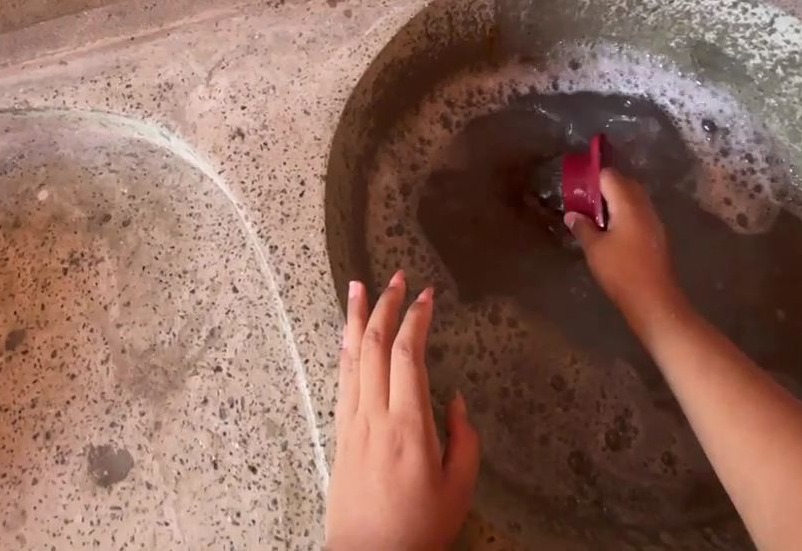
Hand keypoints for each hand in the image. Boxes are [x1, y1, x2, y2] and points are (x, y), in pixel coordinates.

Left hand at [325, 271, 479, 550]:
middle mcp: (374, 413)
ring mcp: (351, 420)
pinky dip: (344, 347)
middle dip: (386, 305)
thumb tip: (455, 400)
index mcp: (408, 425)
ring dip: (355, 316)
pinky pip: (342, 378)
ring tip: (358, 285)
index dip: (416, 318)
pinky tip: (347, 334)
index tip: (427, 294)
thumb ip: (463, 441)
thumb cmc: (419, 530)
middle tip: (396, 276)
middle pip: (374, 344)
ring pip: (350, 355)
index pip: (408, 354)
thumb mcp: (458, 491)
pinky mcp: (339, 432)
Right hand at [566, 169, 684, 333]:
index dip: (593, 178)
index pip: (610, 176)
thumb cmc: (621, 272)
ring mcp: (655, 223)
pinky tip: (613, 232)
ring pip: (635, 199)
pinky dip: (626, 214)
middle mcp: (645, 209)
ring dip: (616, 201)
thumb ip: (582, 227)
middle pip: (625, 184)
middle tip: (586, 201)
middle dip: (605, 187)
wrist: (655, 303)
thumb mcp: (594, 249)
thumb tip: (572, 214)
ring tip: (597, 217)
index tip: (578, 189)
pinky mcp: (658, 237)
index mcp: (628, 206)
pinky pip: (640, 214)